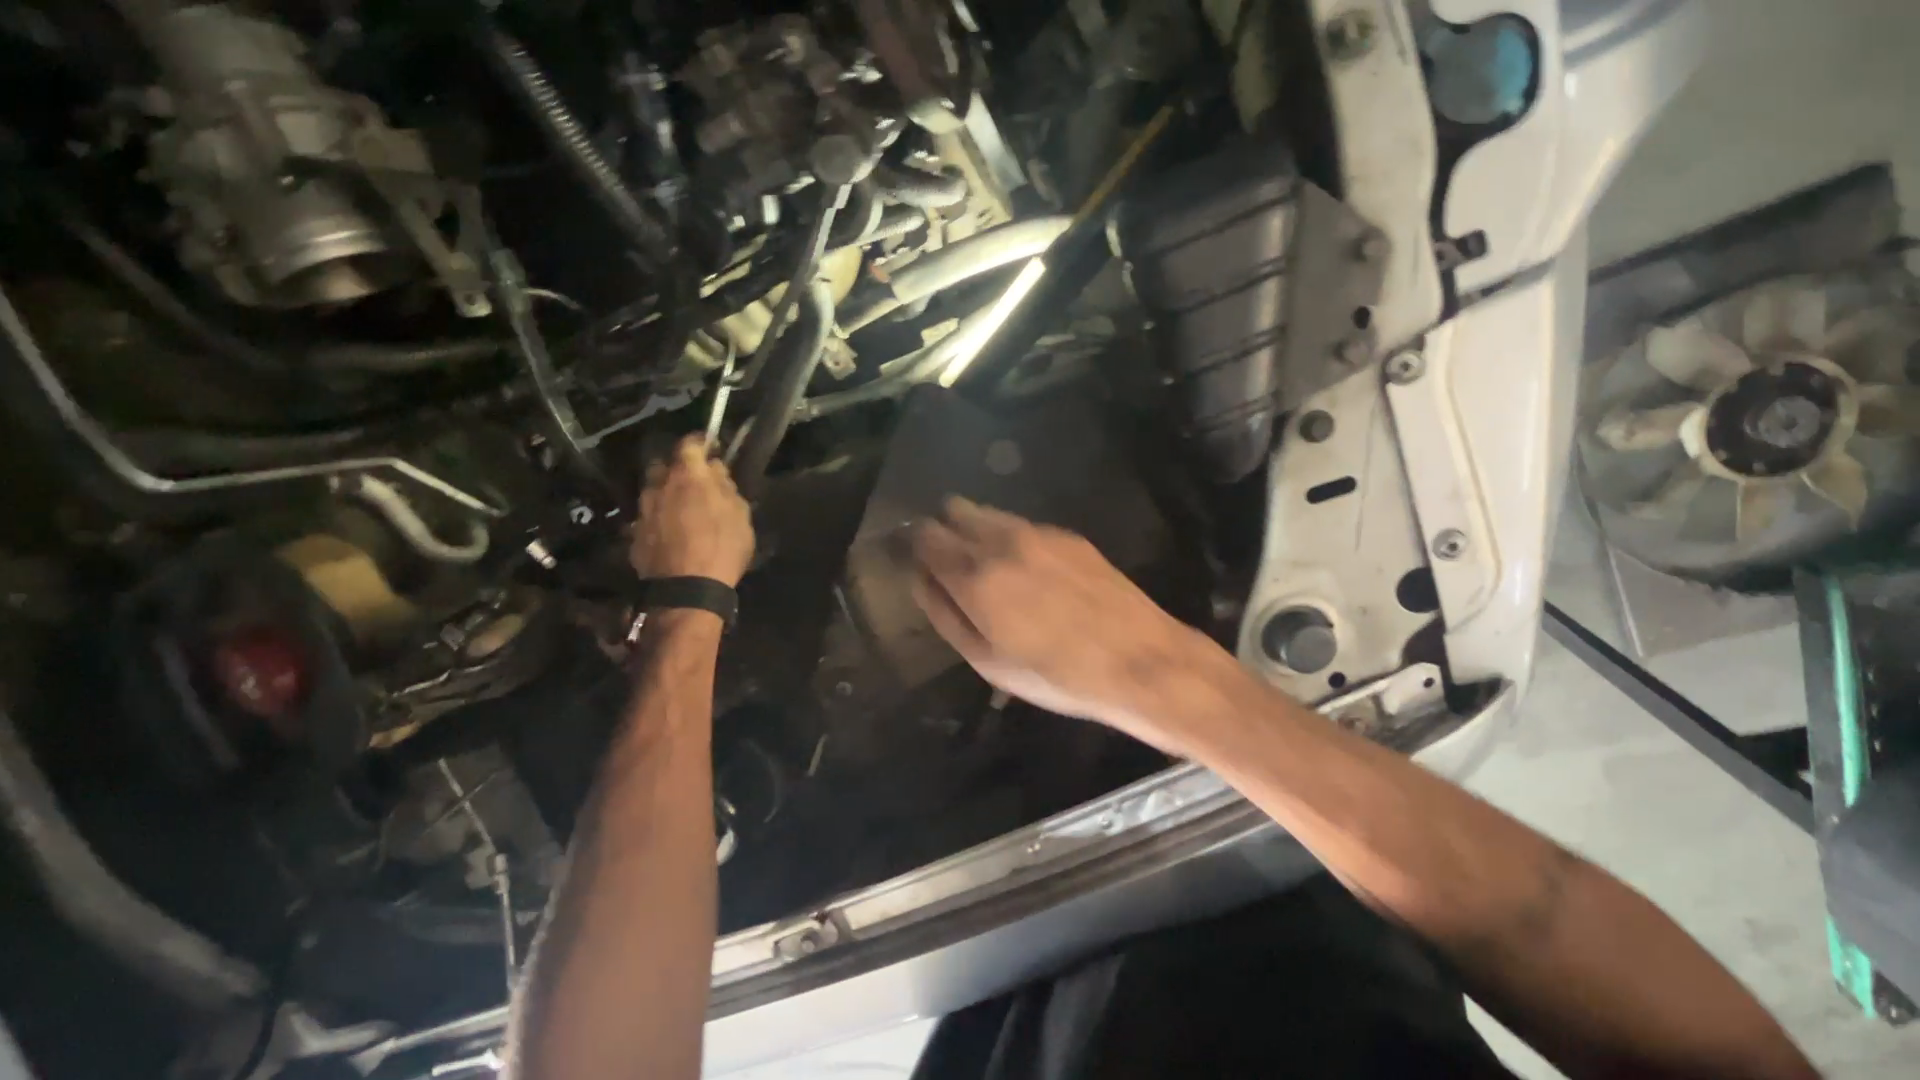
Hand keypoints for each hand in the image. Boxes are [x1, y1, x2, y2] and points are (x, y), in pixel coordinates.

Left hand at [630, 435, 754, 586]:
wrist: (687, 590)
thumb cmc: (722, 547)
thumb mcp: (740, 515)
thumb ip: (726, 487)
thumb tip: (715, 470)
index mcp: (687, 475)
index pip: (689, 444)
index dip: (701, 443)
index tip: (711, 447)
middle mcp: (658, 486)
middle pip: (662, 465)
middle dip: (676, 468)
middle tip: (693, 481)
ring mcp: (642, 511)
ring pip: (652, 492)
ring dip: (665, 495)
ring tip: (681, 510)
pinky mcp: (634, 535)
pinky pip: (647, 518)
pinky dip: (658, 520)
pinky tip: (670, 535)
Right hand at [910, 497, 1231, 753]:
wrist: (1139, 660)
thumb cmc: (1056, 675)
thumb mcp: (987, 661)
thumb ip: (944, 614)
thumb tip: (919, 578)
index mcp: (974, 574)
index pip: (924, 535)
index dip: (915, 548)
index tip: (919, 567)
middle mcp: (1002, 540)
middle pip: (953, 510)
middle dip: (943, 532)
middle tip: (951, 569)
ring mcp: (1039, 532)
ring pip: (988, 512)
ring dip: (976, 531)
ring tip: (992, 574)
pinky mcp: (1068, 535)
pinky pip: (1022, 525)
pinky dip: (1010, 539)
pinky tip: (1030, 575)